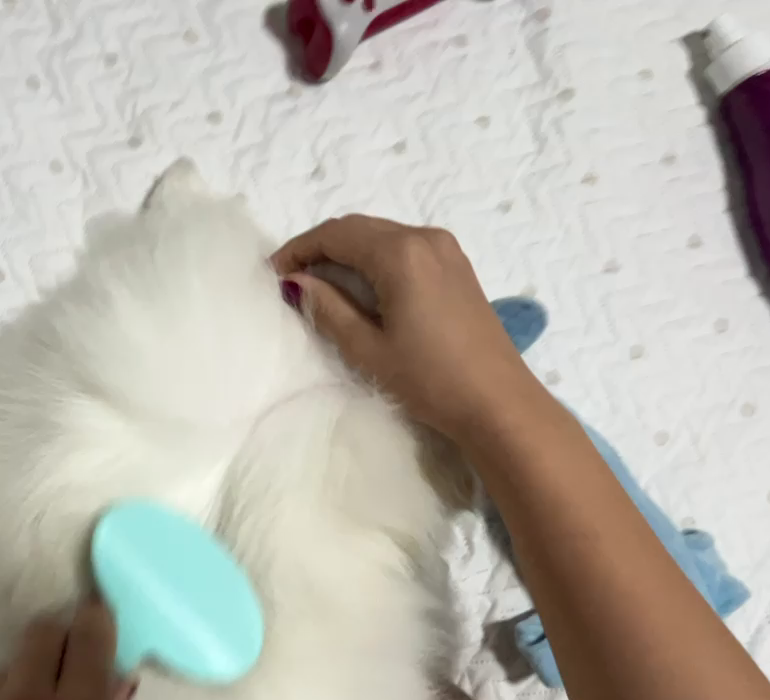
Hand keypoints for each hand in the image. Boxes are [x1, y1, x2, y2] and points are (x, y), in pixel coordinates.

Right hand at [272, 215, 539, 439]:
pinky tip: (360, 288)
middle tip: (290, 279)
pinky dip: (374, 260)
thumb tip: (294, 283)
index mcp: (401, 253)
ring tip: (319, 285)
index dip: (299, 249)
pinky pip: (404, 249)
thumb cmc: (427, 379)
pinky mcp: (457, 267)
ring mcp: (446, 250)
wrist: (496, 401)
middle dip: (320, 248)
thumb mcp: (367, 348)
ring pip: (383, 236)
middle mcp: (425, 238)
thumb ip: (328, 308)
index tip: (272, 273)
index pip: (337, 234)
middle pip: (360, 228)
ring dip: (347, 253)